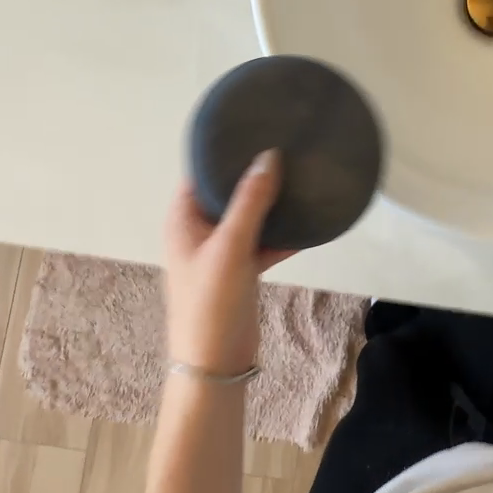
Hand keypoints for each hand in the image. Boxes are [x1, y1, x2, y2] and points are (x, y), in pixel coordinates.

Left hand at [162, 150, 293, 374]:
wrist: (216, 364)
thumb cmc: (211, 302)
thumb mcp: (230, 247)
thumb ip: (250, 202)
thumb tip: (269, 156)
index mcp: (183, 219)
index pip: (201, 172)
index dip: (224, 151)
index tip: (255, 128)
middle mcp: (200, 230)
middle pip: (228, 191)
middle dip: (255, 173)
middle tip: (287, 147)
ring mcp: (221, 250)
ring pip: (249, 215)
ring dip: (272, 203)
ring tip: (302, 176)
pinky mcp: (241, 269)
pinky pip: (263, 240)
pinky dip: (282, 233)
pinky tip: (309, 220)